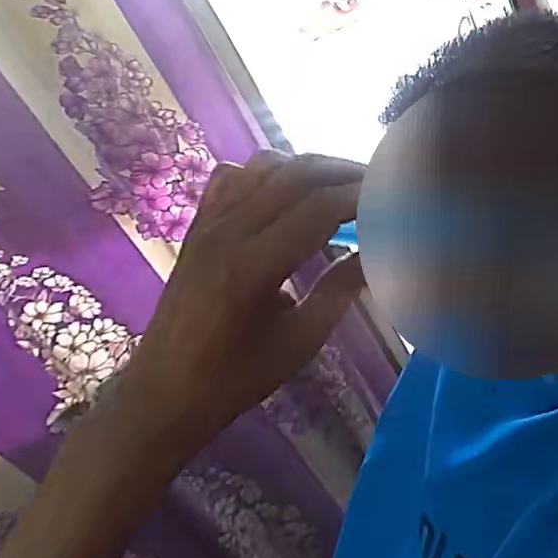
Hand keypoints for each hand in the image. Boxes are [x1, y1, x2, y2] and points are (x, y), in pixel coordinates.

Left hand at [106, 150, 366, 436]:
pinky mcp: (198, 224)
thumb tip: (377, 253)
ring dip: (311, 167)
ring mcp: (208, 222)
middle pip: (297, 175)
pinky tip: (287, 190)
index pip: (319, 208)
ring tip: (341, 183)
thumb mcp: (299, 341)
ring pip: (266, 166)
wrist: (162, 392)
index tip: (395, 194)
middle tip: (380, 183)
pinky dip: (269, 171)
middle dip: (345, 172)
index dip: (362, 195)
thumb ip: (340, 290)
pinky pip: (235, 176)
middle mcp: (228, 231)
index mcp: (252, 266)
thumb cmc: (235, 377)